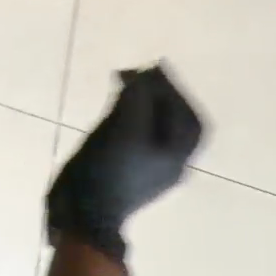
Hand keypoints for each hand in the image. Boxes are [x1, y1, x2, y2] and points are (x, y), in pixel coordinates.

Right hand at [46, 65, 204, 266]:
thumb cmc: (108, 170)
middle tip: (141, 71)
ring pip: (157, 127)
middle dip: (162, 94)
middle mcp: (169, 161)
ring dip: (145, 101)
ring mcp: (148, 165)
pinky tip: (115, 103)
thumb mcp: (124, 130)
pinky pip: (138, 134)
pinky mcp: (127, 166)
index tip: (154, 64)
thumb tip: (139, 76)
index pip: (190, 117)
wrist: (86, 210)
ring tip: (124, 81)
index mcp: (176, 156)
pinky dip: (131, 113)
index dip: (176, 89)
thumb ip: (135, 100)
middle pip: (177, 122)